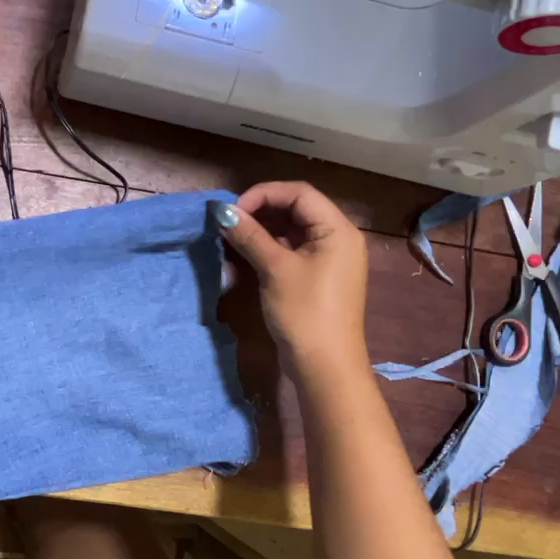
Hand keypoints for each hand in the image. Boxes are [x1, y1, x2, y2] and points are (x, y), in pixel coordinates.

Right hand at [211, 182, 369, 377]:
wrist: (324, 365)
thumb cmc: (305, 312)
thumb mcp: (274, 270)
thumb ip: (250, 236)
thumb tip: (222, 213)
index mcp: (338, 229)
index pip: (299, 193)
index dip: (263, 194)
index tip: (232, 211)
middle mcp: (337, 238)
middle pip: (296, 209)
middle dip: (260, 212)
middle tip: (228, 224)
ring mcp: (328, 259)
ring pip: (291, 231)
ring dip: (261, 231)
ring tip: (232, 239)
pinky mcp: (316, 277)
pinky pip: (292, 251)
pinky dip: (268, 249)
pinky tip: (244, 255)